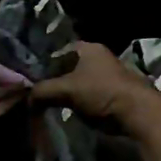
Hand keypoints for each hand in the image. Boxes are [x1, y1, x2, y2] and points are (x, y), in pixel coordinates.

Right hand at [32, 40, 151, 120]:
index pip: (55, 52)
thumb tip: (27, 97)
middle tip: (33, 94)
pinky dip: (70, 101)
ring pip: (71, 82)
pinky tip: (59, 110)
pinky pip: (80, 94)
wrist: (134, 112)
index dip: (41, 65)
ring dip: (59, 93)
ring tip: (43, 104)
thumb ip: (42, 91)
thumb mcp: (65, 89)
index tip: (29, 80)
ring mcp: (101, 75)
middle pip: (63, 68)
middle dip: (49, 81)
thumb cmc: (100, 92)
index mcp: (86, 48)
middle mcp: (94, 57)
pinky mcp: (104, 91)